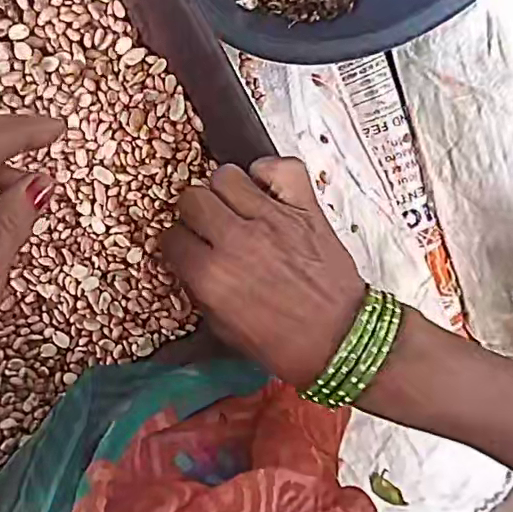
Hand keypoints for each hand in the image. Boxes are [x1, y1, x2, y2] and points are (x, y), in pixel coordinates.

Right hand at [161, 159, 364, 386]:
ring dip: (224, 192)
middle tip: (206, 226)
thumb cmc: (281, 343)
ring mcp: (272, 220)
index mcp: (211, 276)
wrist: (341, 342)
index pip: (171, 238)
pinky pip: (279, 167)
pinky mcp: (305, 209)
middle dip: (193, 213)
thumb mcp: (222, 329)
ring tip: (236, 209)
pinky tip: (266, 192)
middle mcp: (236, 241)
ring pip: (226, 176)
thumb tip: (189, 264)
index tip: (185, 249)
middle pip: (192, 198)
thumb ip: (199, 290)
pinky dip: (269, 173)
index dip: (176, 244)